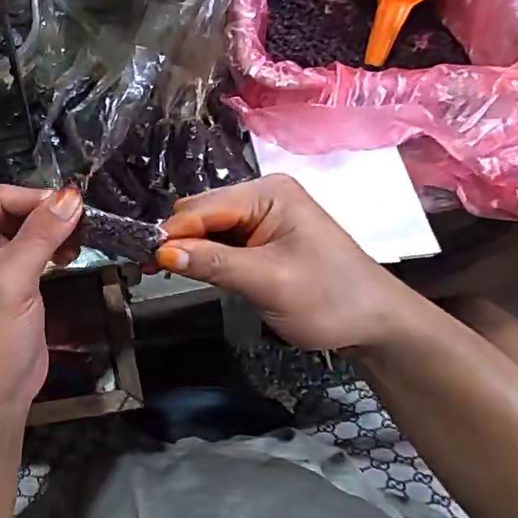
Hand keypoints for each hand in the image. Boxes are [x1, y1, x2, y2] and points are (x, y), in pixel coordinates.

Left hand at [0, 185, 82, 417]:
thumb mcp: (14, 278)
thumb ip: (41, 233)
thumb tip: (72, 196)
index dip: (36, 197)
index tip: (74, 204)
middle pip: (13, 212)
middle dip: (47, 214)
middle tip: (82, 221)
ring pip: (27, 232)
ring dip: (53, 231)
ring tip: (79, 240)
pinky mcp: (12, 285)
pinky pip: (34, 253)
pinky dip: (53, 249)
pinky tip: (70, 254)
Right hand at [157, 175, 415, 350]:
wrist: (375, 324)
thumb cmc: (330, 298)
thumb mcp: (268, 281)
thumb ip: (213, 264)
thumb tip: (162, 252)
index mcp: (269, 193)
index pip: (204, 207)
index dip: (172, 234)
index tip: (142, 259)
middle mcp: (263, 196)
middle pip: (201, 213)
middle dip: (177, 240)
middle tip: (151, 272)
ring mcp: (263, 217)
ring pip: (207, 228)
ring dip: (188, 250)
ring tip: (164, 273)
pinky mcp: (262, 239)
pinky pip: (221, 242)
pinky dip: (204, 257)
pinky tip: (191, 271)